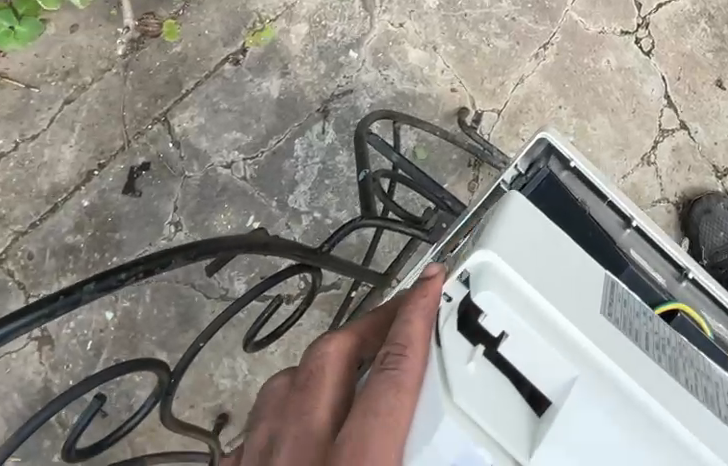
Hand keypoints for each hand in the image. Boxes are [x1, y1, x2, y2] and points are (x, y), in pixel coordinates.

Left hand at [224, 262, 445, 465]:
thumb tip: (477, 461)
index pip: (392, 371)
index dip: (415, 318)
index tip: (430, 280)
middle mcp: (298, 459)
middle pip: (329, 358)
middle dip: (368, 326)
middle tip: (400, 317)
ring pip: (281, 386)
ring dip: (318, 365)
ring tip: (349, 366)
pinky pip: (250, 434)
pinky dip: (278, 416)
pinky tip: (296, 427)